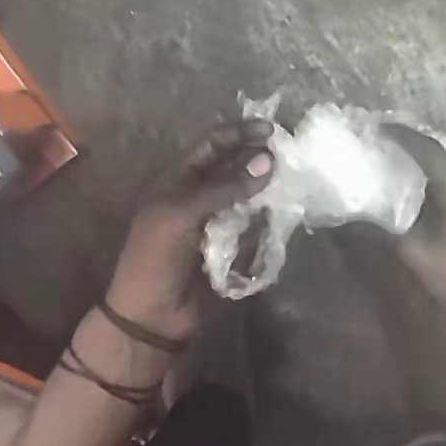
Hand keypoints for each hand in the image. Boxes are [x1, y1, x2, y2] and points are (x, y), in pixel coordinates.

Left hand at [106, 120, 274, 341]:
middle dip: (258, 160)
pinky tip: (284, 215)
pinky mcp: (230, 248)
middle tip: (291, 157)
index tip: (272, 131)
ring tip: (293, 184)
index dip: (239, 133)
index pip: (212, 145)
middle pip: (233, 169)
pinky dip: (267, 221)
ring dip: (267, 191)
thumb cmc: (156, 256)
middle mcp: (198, 196)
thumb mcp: (183, 214)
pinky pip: (253, 227)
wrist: (151, 314)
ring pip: (247, 198)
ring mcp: (215, 223)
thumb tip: (268, 160)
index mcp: (178, 180)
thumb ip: (225, 187)